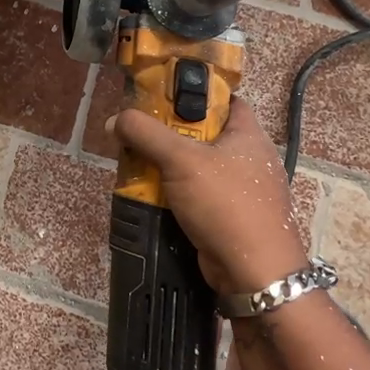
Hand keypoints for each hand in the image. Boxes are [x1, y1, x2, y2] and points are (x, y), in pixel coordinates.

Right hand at [107, 97, 308, 294]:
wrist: (255, 276)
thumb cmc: (226, 205)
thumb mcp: (181, 160)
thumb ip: (144, 133)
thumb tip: (114, 120)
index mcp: (249, 136)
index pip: (224, 100)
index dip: (195, 92)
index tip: (162, 94)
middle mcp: (249, 159)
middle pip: (204, 132)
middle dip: (170, 131)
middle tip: (141, 127)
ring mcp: (242, 190)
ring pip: (197, 164)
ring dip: (168, 163)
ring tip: (138, 158)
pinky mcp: (230, 216)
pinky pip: (196, 192)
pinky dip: (174, 190)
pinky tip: (152, 191)